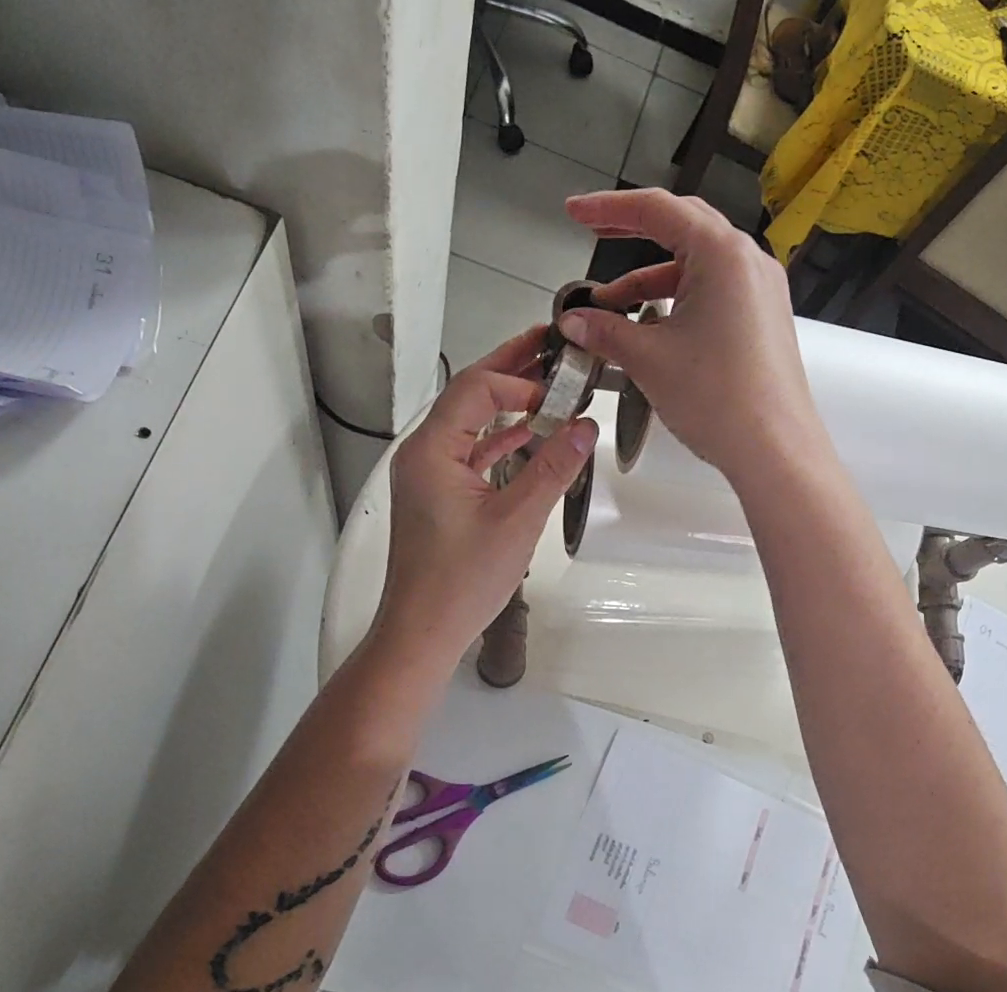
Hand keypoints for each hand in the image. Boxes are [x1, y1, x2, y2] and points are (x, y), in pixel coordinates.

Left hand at [373, 325, 596, 666]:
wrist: (422, 632)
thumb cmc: (457, 584)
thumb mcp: (516, 521)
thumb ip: (552, 469)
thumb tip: (584, 428)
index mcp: (431, 451)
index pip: (475, 389)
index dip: (518, 379)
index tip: (558, 383)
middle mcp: (423, 455)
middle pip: (468, 397)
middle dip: (509, 371)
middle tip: (547, 344)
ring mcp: (428, 476)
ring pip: (470, 424)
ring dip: (507, 405)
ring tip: (545, 384)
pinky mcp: (438, 497)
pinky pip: (470, 452)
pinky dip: (499, 439)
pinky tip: (527, 436)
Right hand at [556, 188, 829, 487]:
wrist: (774, 450)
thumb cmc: (719, 399)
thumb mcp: (649, 359)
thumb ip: (606, 331)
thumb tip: (574, 322)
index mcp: (722, 254)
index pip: (657, 210)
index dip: (608, 208)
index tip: (575, 211)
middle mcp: (748, 262)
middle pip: (683, 227)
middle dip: (634, 231)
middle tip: (593, 232)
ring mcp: (761, 291)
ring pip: (697, 265)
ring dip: (652, 278)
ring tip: (610, 307)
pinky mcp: (763, 319)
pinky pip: (715, 292)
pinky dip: (678, 300)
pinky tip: (649, 326)